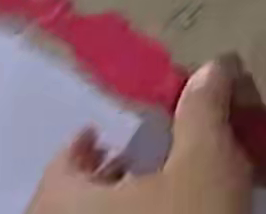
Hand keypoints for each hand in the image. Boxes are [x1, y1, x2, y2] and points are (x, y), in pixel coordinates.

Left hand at [25, 59, 252, 213]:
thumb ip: (201, 110)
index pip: (59, 169)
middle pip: (58, 203)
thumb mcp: (205, 155)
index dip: (79, 145)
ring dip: (102, 204)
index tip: (99, 131)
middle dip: (92, 176)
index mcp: (64, 206)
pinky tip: (153, 212)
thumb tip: (207, 66)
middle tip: (125, 154)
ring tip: (141, 186)